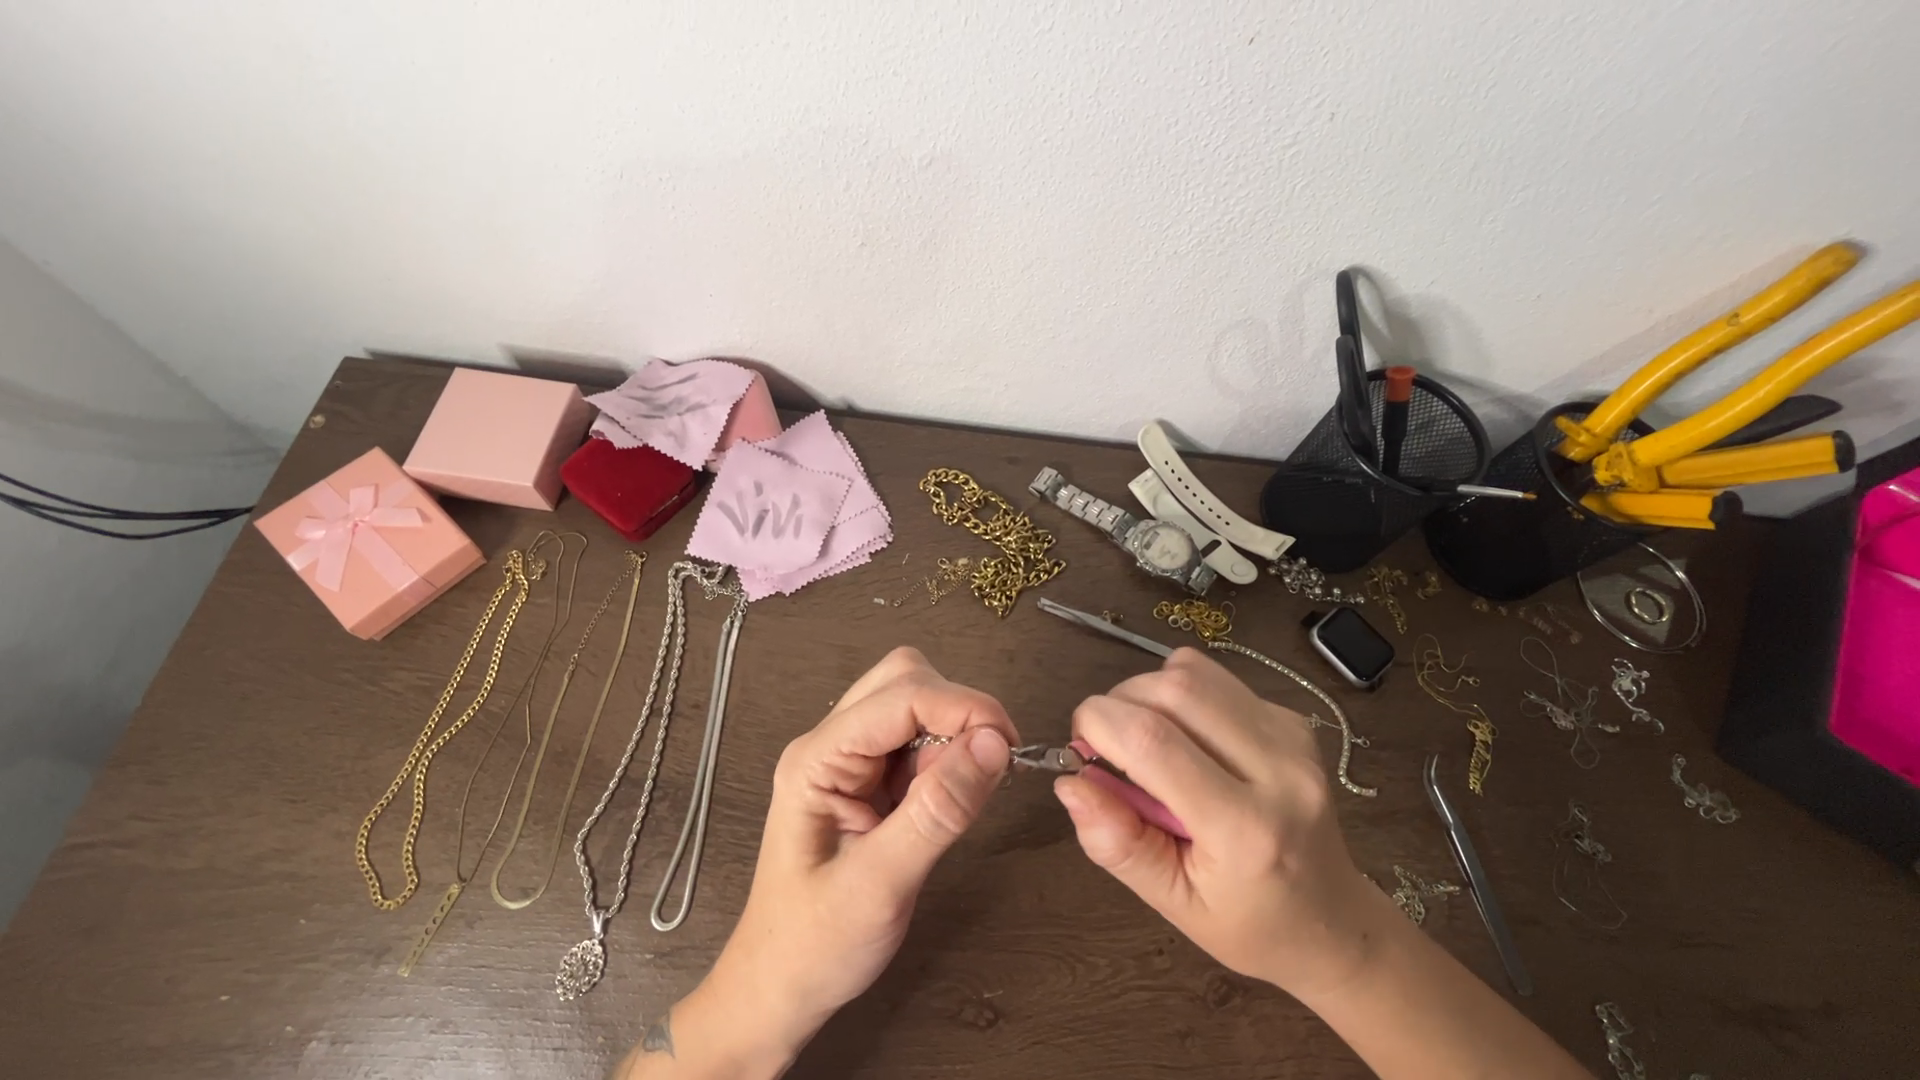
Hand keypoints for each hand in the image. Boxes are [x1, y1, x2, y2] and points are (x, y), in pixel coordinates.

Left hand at [705, 646, 1018, 1054]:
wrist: (780, 988)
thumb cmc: (817, 945)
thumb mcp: (881, 884)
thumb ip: (938, 811)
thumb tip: (995, 744)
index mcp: (818, 759)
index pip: (901, 695)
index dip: (963, 707)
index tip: (1010, 746)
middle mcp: (831, 744)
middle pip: (904, 681)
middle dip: (957, 710)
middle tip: (989, 766)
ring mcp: (849, 760)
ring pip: (914, 705)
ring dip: (953, 734)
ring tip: (963, 794)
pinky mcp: (869, 781)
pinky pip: (917, 743)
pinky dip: (946, 758)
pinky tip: (948, 801)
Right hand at [1053, 647, 1377, 999]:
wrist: (1333, 922)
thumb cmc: (1246, 924)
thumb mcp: (1171, 903)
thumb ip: (1117, 843)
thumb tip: (1069, 782)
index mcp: (1245, 829)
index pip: (1154, 742)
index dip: (1098, 724)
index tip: (1078, 747)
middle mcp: (1277, 770)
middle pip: (1174, 690)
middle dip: (1118, 703)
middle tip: (1106, 746)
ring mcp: (1292, 738)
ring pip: (1195, 672)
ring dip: (1147, 691)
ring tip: (1143, 736)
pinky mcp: (1294, 720)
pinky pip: (1217, 679)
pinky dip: (1180, 694)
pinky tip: (1187, 738)